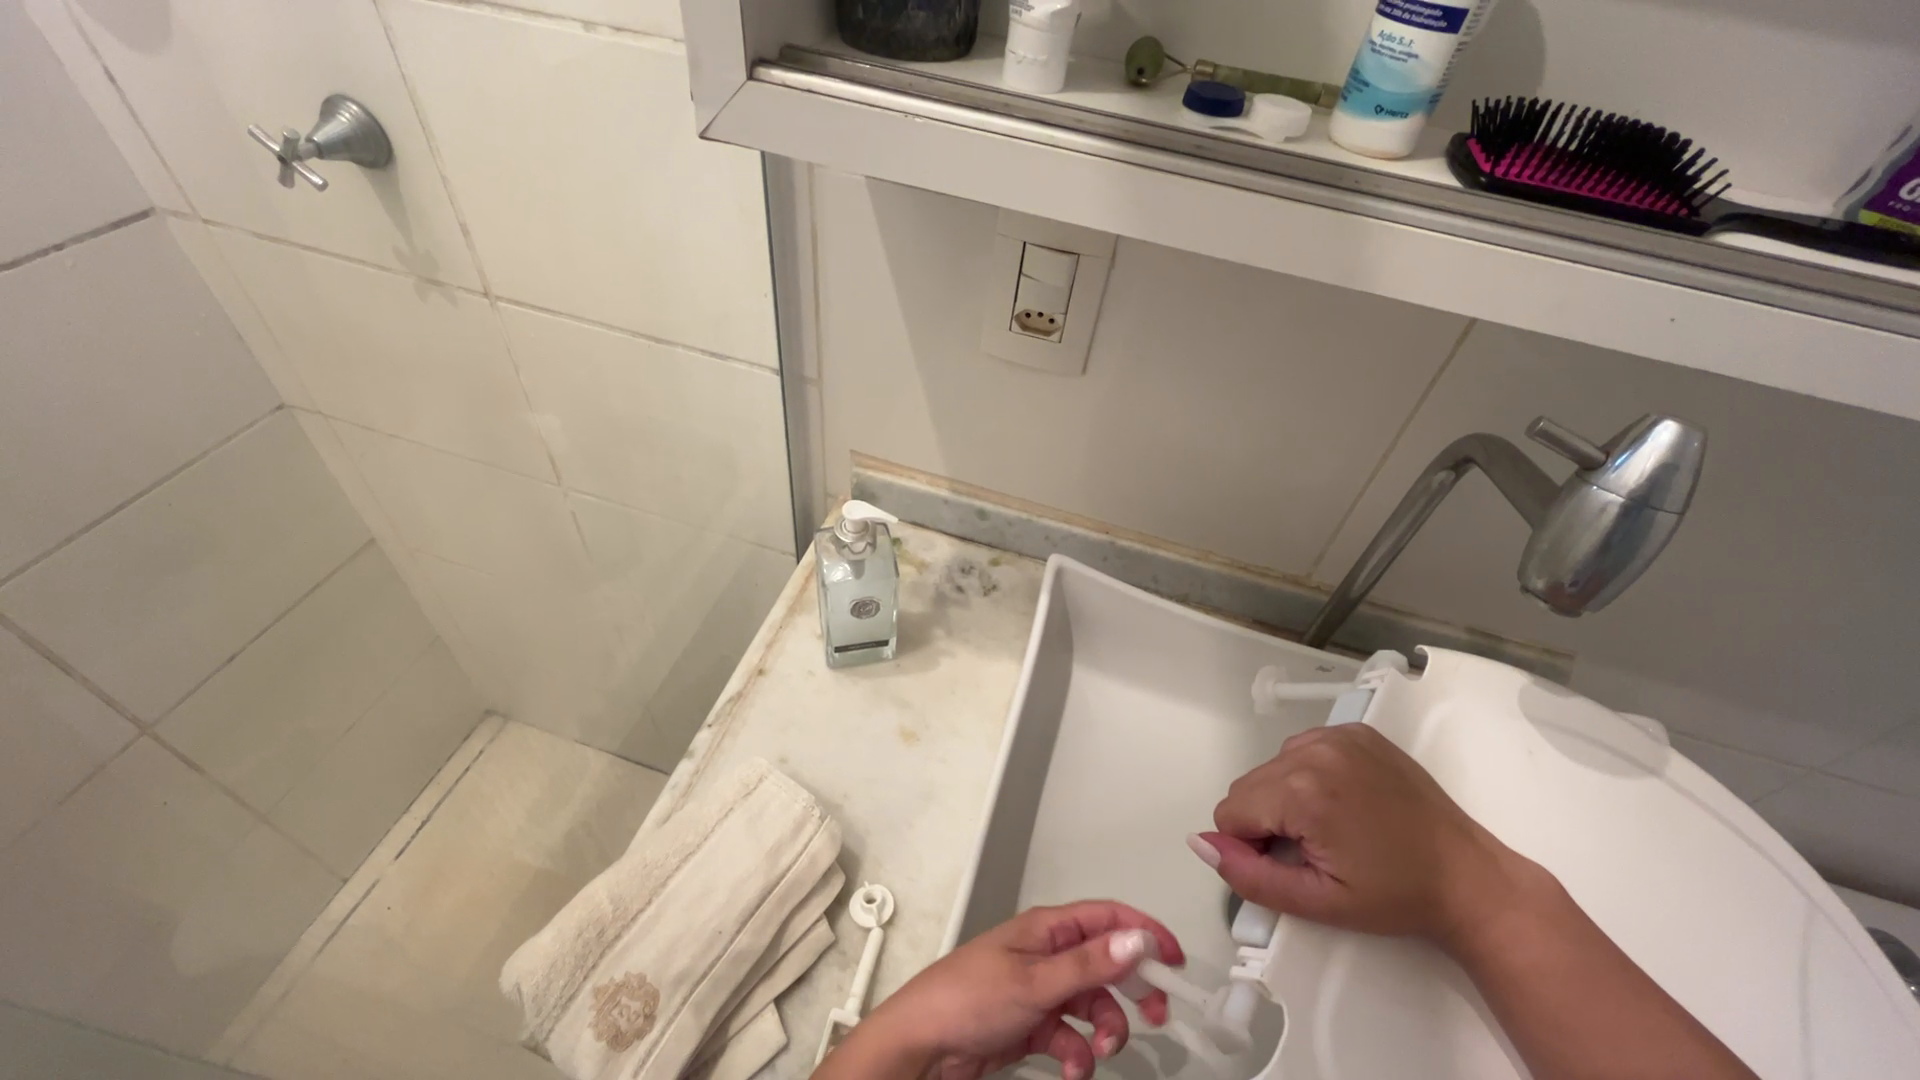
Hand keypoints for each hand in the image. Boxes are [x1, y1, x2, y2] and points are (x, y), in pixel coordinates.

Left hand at [821, 901, 1184, 1079]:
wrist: (922, 1046)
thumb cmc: (967, 998)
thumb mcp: (1035, 981)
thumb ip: (1089, 964)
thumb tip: (1136, 939)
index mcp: (1046, 928)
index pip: (1107, 918)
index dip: (1144, 933)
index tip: (1174, 961)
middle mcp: (1046, 954)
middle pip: (1105, 964)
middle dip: (1131, 990)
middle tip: (1154, 1016)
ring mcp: (1039, 989)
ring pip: (1091, 1004)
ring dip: (1103, 1029)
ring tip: (1097, 1050)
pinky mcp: (1031, 1023)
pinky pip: (1069, 1035)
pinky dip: (1075, 1053)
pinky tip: (1068, 1067)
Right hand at [1191, 724, 1539, 952]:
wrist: (1468, 878)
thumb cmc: (1395, 897)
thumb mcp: (1317, 902)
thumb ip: (1249, 875)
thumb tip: (1199, 843)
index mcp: (1302, 791)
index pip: (1230, 813)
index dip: (1252, 847)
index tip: (1296, 865)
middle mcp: (1312, 751)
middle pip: (1246, 787)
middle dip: (1265, 821)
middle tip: (1314, 851)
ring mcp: (1336, 736)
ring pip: (1269, 769)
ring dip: (1283, 798)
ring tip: (1331, 827)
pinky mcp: (1354, 732)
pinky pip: (1299, 751)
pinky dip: (1306, 776)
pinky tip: (1341, 802)